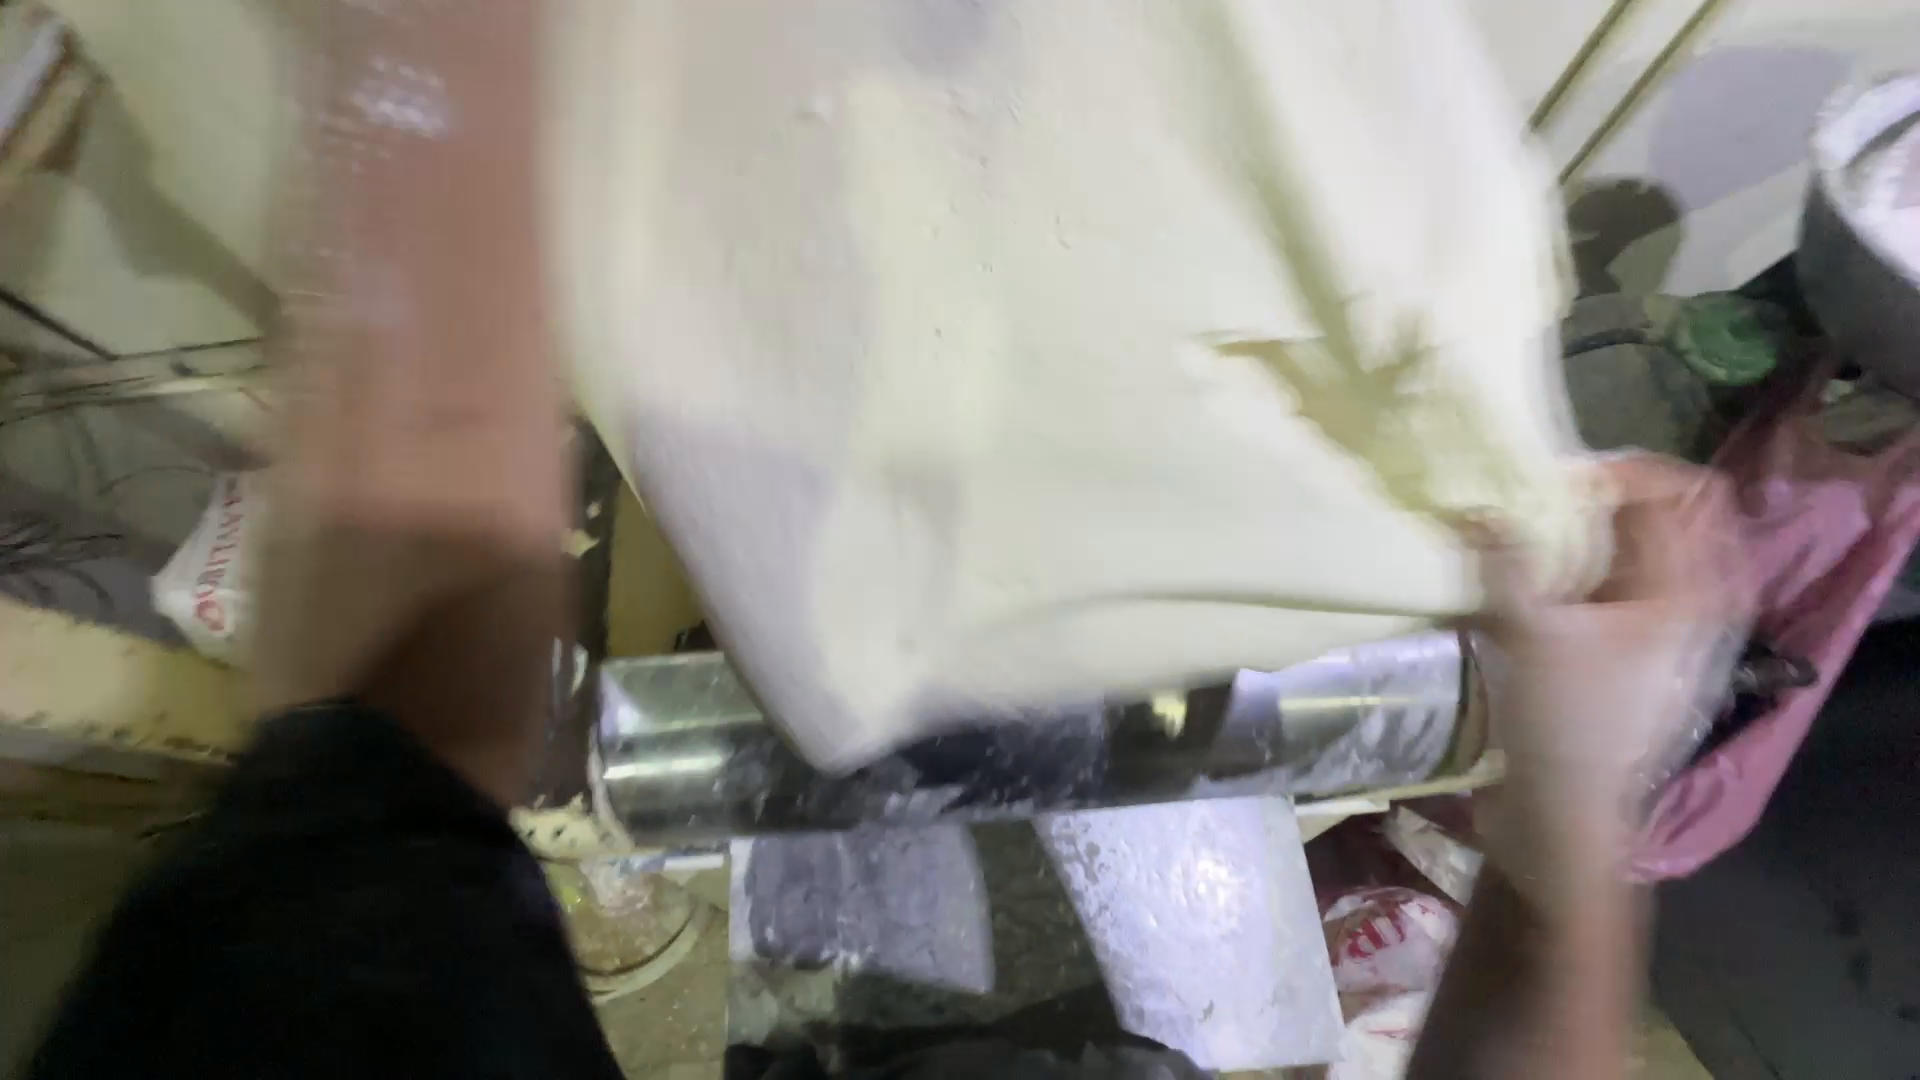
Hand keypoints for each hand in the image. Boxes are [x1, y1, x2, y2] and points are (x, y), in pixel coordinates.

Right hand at [1463, 455, 1745, 913]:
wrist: (1563, 801)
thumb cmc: (1561, 718)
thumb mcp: (1529, 631)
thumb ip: (1502, 561)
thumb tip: (1470, 505)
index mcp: (1688, 589)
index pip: (1675, 493)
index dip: (1614, 472)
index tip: (1545, 478)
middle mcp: (1687, 601)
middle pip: (1656, 516)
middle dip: (1593, 497)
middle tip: (1528, 498)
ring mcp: (1657, 627)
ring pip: (1627, 550)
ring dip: (1578, 531)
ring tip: (1519, 531)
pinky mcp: (1623, 648)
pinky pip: (1605, 581)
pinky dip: (1569, 564)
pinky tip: (1522, 576)